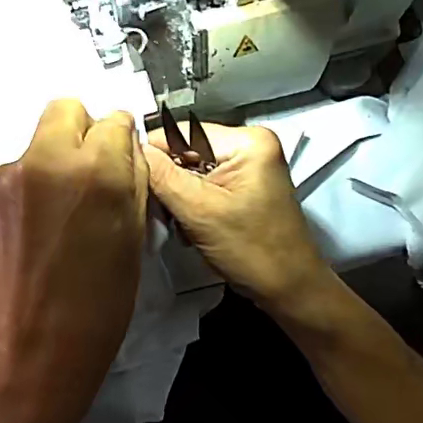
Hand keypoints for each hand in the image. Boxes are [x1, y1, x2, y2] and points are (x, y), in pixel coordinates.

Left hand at [0, 99, 148, 422]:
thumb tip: (123, 149)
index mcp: (97, 169)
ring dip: (51, 166)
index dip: (119, 140)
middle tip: (88, 174)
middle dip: (82, 131)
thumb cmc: (102, 302)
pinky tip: (31, 233)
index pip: (113, 120)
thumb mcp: (136, 237)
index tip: (118, 162)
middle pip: (64, 110)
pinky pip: (14, 178)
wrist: (32, 349)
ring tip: (57, 217)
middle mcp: (47, 159)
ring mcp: (6, 177)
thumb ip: (132, 180)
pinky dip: (26, 192)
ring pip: (36, 146)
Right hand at [142, 124, 336, 312]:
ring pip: (192, 169)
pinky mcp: (245, 186)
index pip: (182, 132)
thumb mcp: (199, 212)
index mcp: (247, 141)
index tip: (131, 176)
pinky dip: (191, 202)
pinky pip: (205, 183)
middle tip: (159, 207)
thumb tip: (133, 147)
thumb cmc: (253, 252)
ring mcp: (249, 166)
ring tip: (178, 220)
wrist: (290, 290)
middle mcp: (250, 145)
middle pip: (187, 150)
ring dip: (178, 193)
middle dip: (168, 178)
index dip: (153, 152)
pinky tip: (190, 224)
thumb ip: (162, 176)